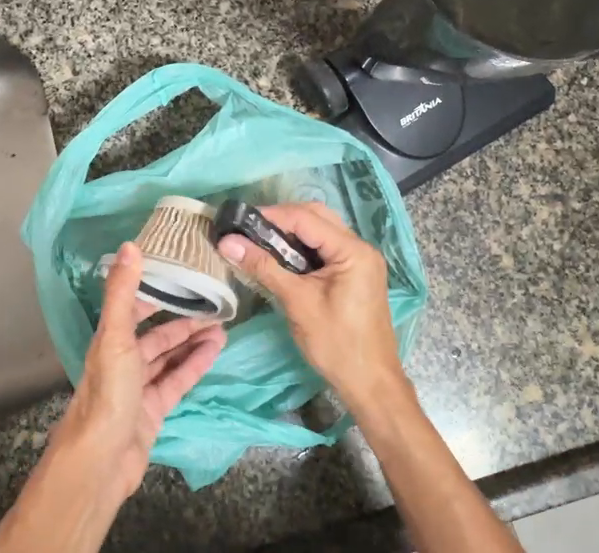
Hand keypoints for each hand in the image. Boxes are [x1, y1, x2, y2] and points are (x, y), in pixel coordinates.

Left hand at [52, 242, 225, 502]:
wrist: (101, 460)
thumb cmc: (107, 393)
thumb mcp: (115, 335)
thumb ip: (123, 292)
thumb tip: (130, 245)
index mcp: (110, 338)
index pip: (134, 305)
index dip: (156, 290)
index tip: (181, 274)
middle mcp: (123, 359)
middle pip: (157, 333)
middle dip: (182, 318)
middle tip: (214, 304)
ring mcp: (138, 387)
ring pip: (169, 357)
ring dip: (193, 342)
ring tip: (222, 327)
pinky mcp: (153, 411)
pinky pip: (177, 382)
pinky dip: (194, 366)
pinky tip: (214, 353)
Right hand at [216, 203, 406, 410]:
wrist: (371, 384)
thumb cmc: (336, 344)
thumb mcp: (297, 302)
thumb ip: (263, 267)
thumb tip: (227, 242)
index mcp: (353, 251)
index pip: (306, 218)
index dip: (271, 215)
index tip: (239, 221)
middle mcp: (360, 248)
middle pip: (316, 217)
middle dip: (281, 220)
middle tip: (249, 230)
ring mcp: (360, 261)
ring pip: (320, 231)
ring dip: (290, 233)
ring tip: (259, 242)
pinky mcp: (355, 274)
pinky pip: (325, 249)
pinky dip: (302, 248)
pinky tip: (280, 258)